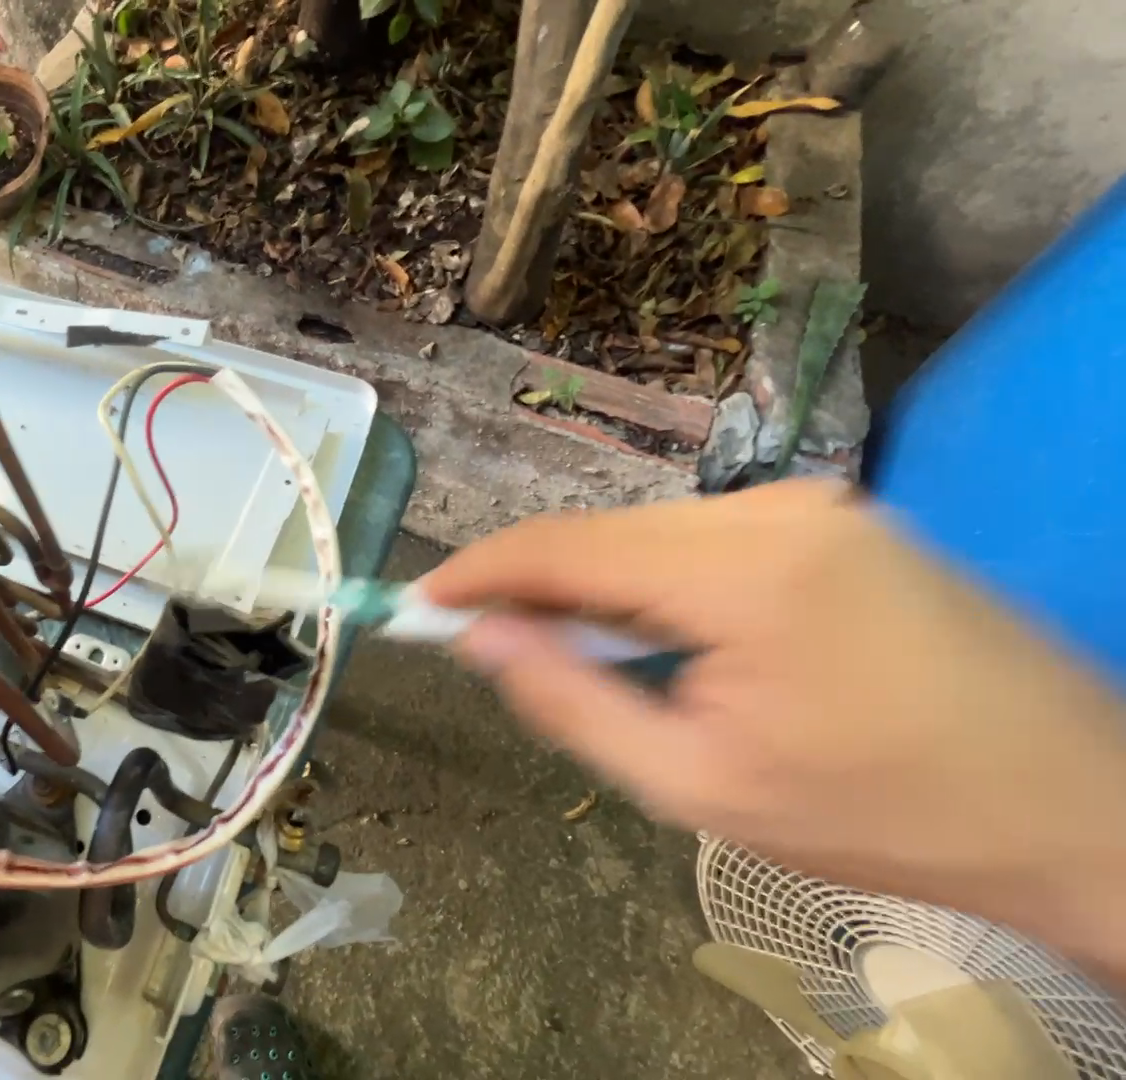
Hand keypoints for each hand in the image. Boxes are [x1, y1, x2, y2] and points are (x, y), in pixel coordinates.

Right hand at [420, 479, 1125, 984]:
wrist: (1089, 814)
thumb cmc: (880, 819)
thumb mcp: (692, 787)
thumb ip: (566, 702)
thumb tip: (477, 637)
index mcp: (743, 572)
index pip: (560, 547)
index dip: (474, 573)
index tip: (415, 604)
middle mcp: (775, 509)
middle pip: (596, 533)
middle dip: (526, 584)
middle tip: (479, 640)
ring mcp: (813, 505)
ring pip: (640, 533)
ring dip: (588, 586)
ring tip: (579, 654)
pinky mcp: (832, 519)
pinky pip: (694, 538)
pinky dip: (646, 579)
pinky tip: (659, 637)